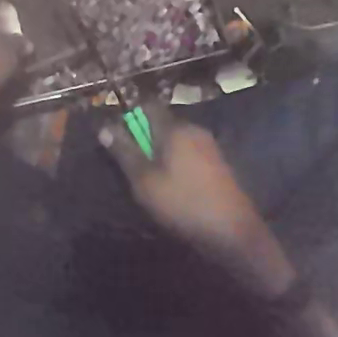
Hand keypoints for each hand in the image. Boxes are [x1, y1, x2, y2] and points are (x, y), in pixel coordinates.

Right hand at [100, 108, 296, 297]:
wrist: (232, 231)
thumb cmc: (183, 203)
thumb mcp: (144, 181)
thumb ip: (124, 152)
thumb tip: (105, 127)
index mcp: (176, 128)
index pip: (148, 105)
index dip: (129, 116)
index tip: (119, 136)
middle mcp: (195, 129)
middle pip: (162, 123)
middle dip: (144, 138)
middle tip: (131, 165)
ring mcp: (210, 146)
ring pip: (176, 140)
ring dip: (161, 153)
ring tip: (150, 179)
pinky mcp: (219, 163)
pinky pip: (190, 153)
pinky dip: (177, 162)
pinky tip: (174, 185)